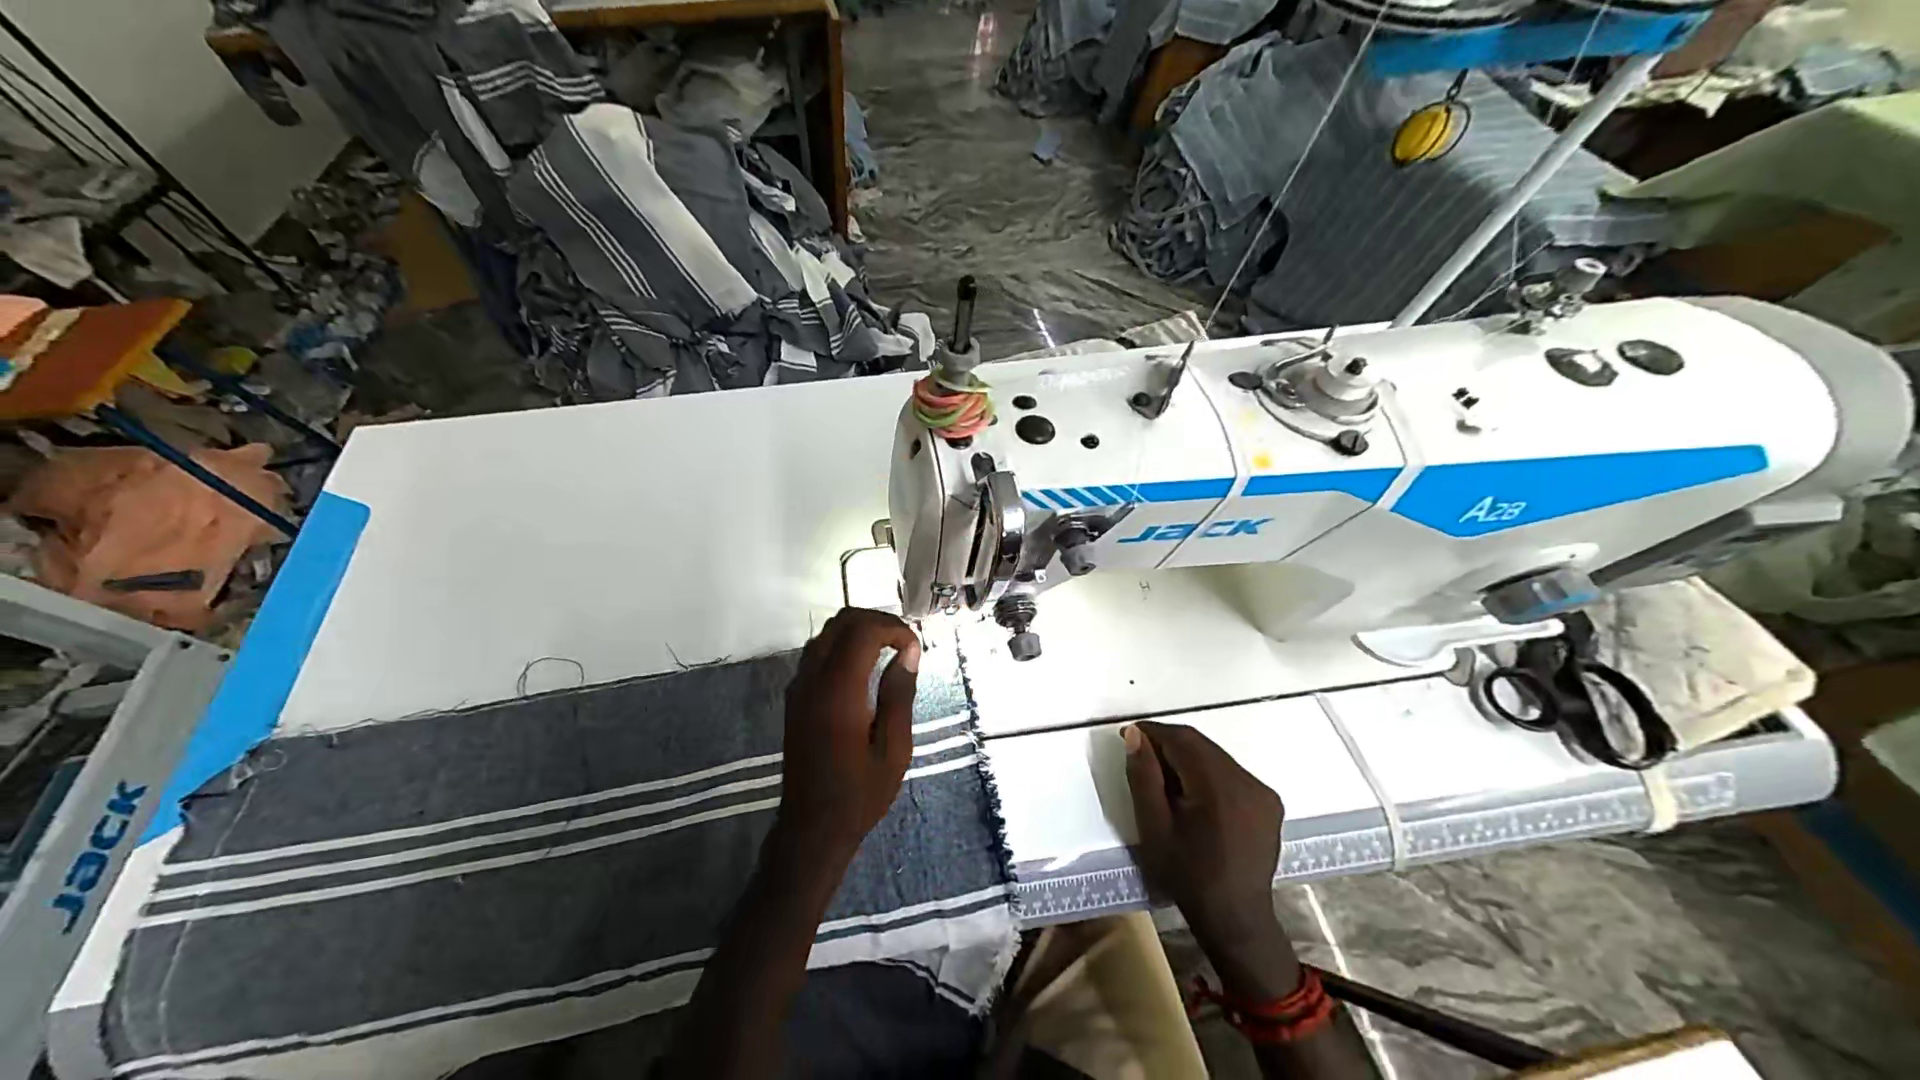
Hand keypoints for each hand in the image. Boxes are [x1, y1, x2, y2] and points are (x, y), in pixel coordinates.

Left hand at [776, 608, 921, 862]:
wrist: (812, 827)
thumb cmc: (860, 793)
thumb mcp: (894, 748)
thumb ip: (899, 694)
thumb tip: (908, 652)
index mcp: (838, 690)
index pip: (863, 630)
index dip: (894, 628)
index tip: (915, 648)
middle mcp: (812, 679)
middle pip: (841, 621)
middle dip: (877, 621)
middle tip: (904, 643)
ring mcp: (798, 687)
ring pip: (827, 634)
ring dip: (858, 631)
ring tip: (889, 652)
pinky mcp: (795, 698)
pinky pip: (817, 653)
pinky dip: (843, 646)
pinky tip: (865, 669)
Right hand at [1124, 721, 1299, 998]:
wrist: (1235, 918)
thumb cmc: (1187, 875)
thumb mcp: (1154, 827)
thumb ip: (1144, 776)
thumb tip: (1136, 735)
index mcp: (1219, 787)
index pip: (1183, 740)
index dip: (1154, 732)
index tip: (1130, 734)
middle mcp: (1248, 782)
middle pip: (1202, 746)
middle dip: (1170, 743)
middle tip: (1142, 754)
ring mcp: (1263, 792)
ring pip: (1217, 757)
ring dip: (1188, 757)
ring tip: (1164, 775)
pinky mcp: (1269, 803)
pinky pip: (1231, 773)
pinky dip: (1207, 772)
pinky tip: (1192, 792)